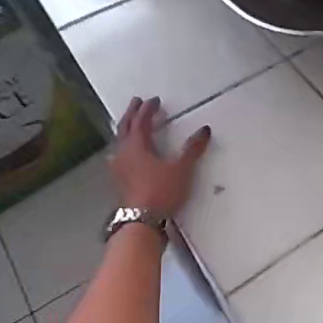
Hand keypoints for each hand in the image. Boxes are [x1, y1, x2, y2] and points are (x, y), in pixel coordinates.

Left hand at [109, 96, 210, 215]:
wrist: (142, 221)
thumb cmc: (161, 192)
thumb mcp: (181, 169)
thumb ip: (192, 149)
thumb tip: (204, 130)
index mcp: (136, 145)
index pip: (141, 120)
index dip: (148, 109)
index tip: (155, 100)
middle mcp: (123, 152)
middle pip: (125, 127)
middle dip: (132, 113)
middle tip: (136, 102)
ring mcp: (118, 167)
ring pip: (119, 141)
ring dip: (125, 129)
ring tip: (130, 124)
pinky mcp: (118, 180)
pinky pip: (118, 155)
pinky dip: (124, 147)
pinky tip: (124, 155)